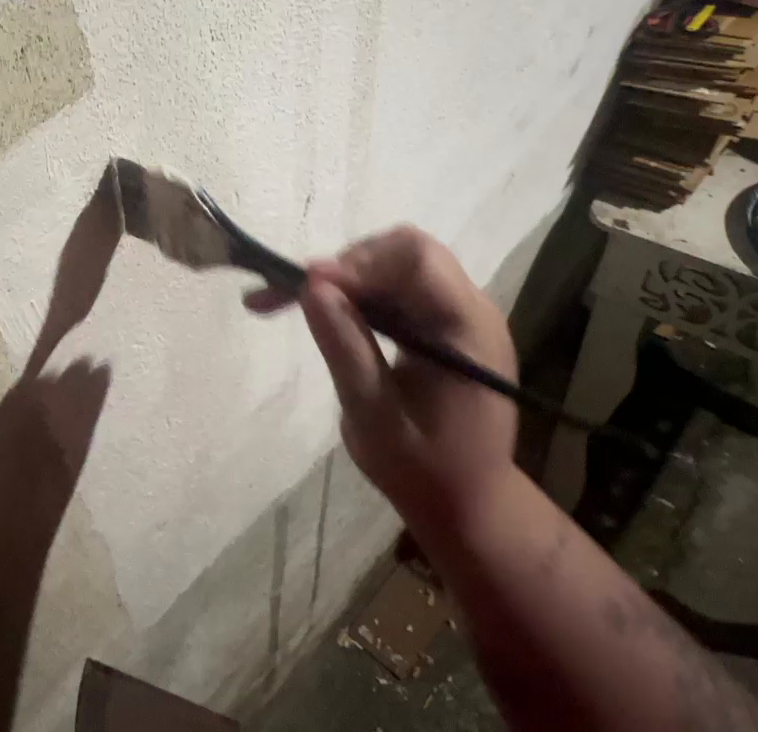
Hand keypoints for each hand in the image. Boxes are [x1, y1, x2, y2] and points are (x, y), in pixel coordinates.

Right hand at [246, 226, 518, 528]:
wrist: (466, 505)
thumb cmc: (423, 471)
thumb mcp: (374, 417)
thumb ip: (345, 348)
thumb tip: (311, 288)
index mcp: (467, 329)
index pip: (418, 260)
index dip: (358, 262)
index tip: (305, 284)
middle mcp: (470, 310)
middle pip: (406, 251)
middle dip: (345, 265)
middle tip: (291, 294)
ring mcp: (456, 316)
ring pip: (394, 264)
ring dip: (342, 277)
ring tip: (287, 299)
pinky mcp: (438, 325)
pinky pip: (393, 288)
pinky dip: (352, 293)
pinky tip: (320, 309)